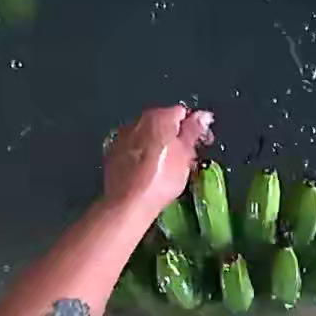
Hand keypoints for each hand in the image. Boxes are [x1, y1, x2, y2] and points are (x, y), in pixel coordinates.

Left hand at [103, 106, 212, 220]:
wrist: (129, 203)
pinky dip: (144, 153)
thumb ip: (194, 130)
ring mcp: (123, 136)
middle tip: (187, 156)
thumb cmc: (163, 177)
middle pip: (164, 121)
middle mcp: (138, 121)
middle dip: (176, 135)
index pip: (183, 112)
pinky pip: (135, 146)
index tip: (200, 144)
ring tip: (169, 165)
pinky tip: (150, 170)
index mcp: (159, 117)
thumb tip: (203, 115)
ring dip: (160, 144)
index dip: (195, 127)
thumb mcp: (187, 154)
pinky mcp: (112, 153)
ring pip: (149, 134)